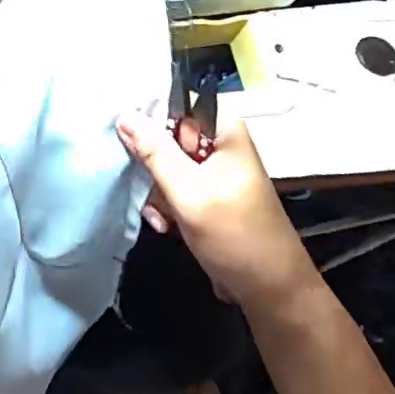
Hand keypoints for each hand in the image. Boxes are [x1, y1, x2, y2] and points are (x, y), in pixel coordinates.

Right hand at [117, 114, 320, 310]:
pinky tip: (167, 225)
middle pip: (166, 135)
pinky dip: (166, 205)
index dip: (147, 119)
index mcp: (223, 128)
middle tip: (152, 193)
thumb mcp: (189, 192)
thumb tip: (124, 114)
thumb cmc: (235, 236)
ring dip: (158, 192)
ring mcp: (212, 168)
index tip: (126, 140)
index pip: (175, 102)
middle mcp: (218, 141)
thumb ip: (155, 152)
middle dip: (153, 167)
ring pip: (165, 164)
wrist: (270, 290)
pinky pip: (173, 186)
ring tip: (164, 218)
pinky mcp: (206, 192)